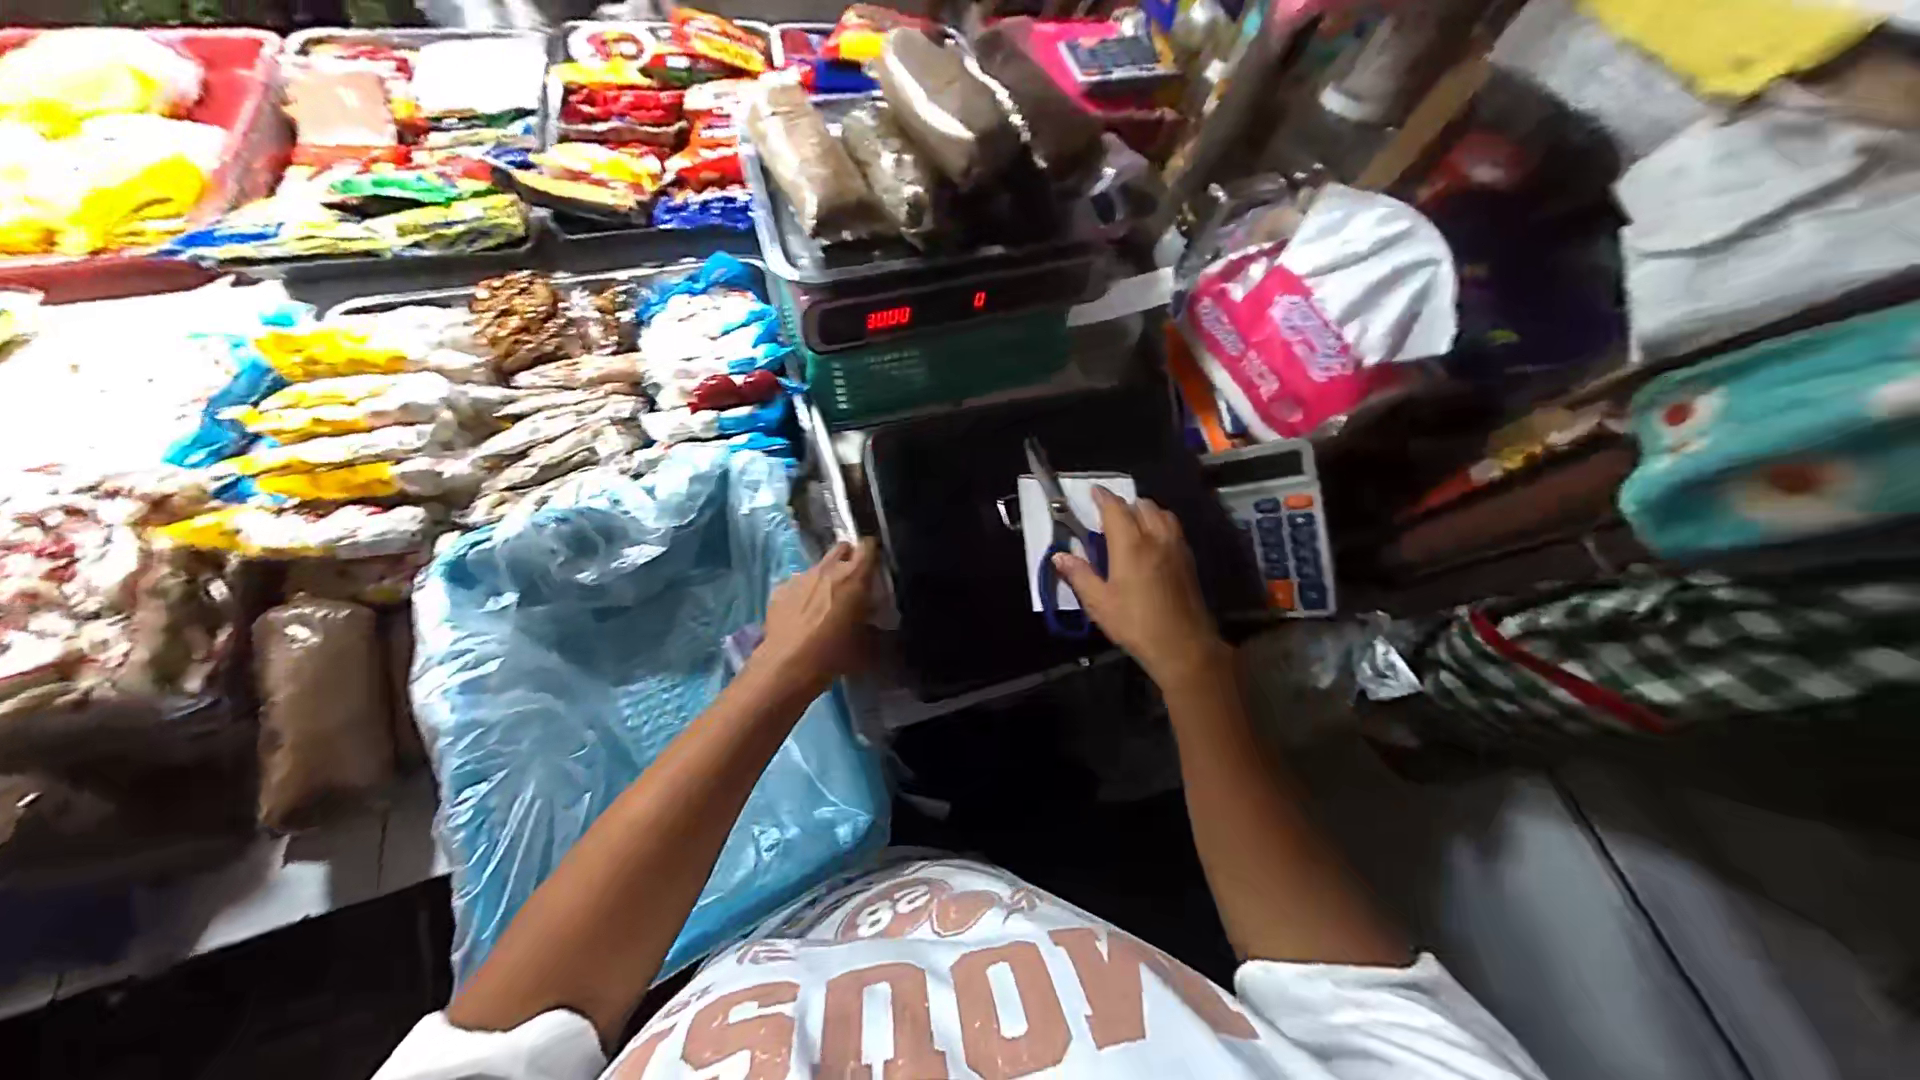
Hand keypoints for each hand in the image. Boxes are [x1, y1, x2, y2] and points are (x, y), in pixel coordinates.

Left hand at [753, 539, 878, 689]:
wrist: (788, 665)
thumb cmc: (834, 653)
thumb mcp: (868, 645)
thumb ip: (877, 628)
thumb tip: (880, 626)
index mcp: (854, 577)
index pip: (869, 545)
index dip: (873, 552)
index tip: (876, 566)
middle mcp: (828, 569)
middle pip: (842, 547)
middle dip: (849, 558)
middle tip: (853, 582)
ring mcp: (800, 577)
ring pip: (819, 567)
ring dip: (826, 578)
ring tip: (825, 604)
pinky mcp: (780, 589)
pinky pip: (797, 584)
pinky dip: (803, 594)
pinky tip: (802, 616)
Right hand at [1052, 488, 1229, 689]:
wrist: (1183, 645)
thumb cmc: (1135, 624)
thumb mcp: (1099, 603)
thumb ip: (1080, 575)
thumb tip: (1060, 556)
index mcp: (1131, 545)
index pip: (1115, 509)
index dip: (1103, 497)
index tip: (1094, 492)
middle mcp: (1155, 538)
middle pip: (1142, 506)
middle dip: (1124, 504)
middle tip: (1108, 514)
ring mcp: (1176, 547)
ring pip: (1162, 513)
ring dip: (1145, 510)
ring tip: (1131, 522)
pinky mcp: (1188, 560)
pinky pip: (1173, 528)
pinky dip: (1160, 523)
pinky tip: (1152, 540)